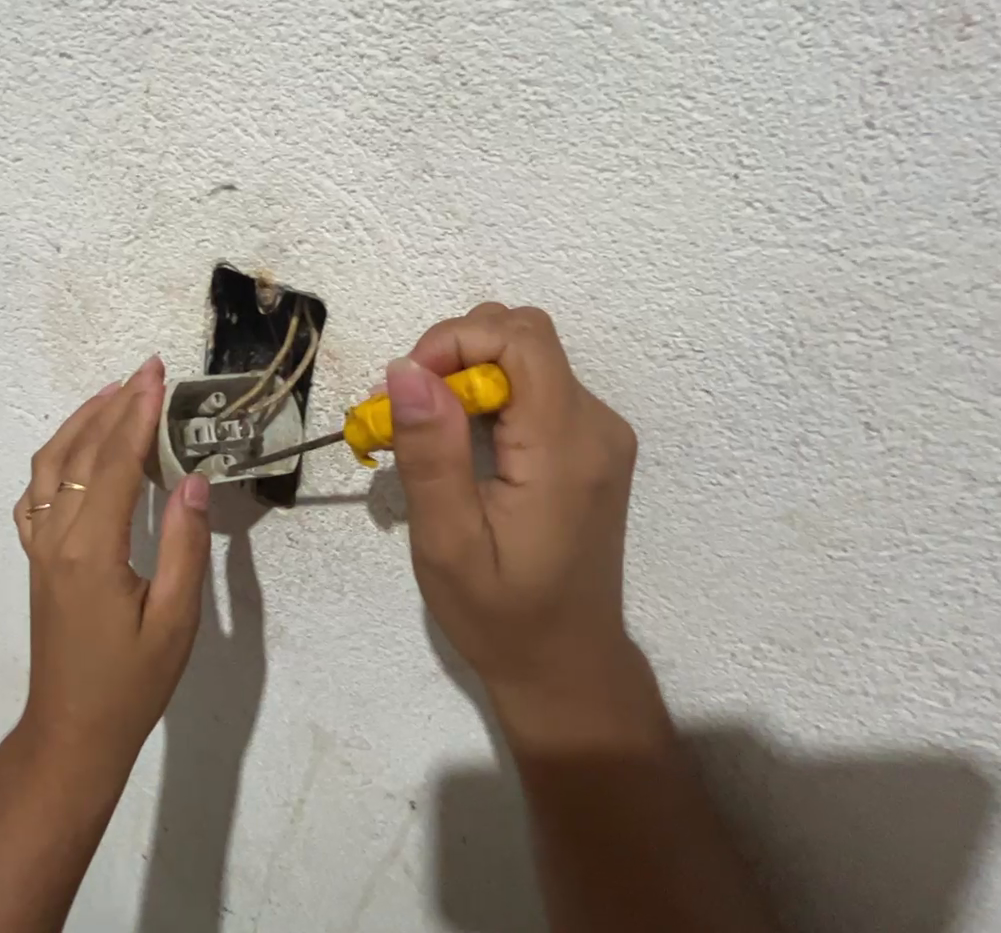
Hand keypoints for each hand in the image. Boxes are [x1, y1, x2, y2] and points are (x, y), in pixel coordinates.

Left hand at [10, 355, 211, 770]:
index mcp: (91, 550)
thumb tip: (194, 480)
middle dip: (114, 407)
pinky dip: (54, 461)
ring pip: (49, 468)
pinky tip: (74, 454)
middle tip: (145, 371)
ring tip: (112, 395)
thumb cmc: (131, 682)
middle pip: (79, 455)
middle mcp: (55, 538)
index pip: (114, 464)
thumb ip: (185, 546)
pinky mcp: (36, 560)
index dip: (137, 416)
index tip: (156, 375)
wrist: (72, 729)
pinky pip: (35, 496)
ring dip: (79, 425)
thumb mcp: (175, 621)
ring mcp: (38, 547)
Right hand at [386, 304, 649, 746]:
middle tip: (407, 414)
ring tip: (424, 433)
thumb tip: (404, 369)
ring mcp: (596, 435)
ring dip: (463, 374)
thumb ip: (430, 453)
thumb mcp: (447, 542)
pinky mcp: (587, 446)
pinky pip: (532, 388)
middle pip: (524, 336)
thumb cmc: (500, 615)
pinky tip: (456, 445)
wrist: (565, 665)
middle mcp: (594, 426)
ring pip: (525, 356)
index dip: (453, 341)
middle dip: (453, 354)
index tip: (405, 391)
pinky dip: (483, 396)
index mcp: (564, 447)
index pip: (519, 339)